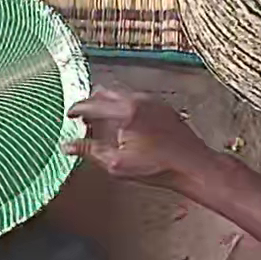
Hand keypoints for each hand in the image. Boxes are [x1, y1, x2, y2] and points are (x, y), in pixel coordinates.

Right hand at [64, 89, 225, 190]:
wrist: (192, 166)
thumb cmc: (159, 166)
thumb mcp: (116, 163)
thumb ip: (89, 151)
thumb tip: (68, 146)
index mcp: (126, 111)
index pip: (92, 104)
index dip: (77, 109)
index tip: (70, 114)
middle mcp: (139, 100)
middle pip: (106, 93)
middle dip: (92, 103)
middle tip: (83, 116)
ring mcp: (153, 101)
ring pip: (122, 95)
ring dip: (108, 104)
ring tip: (102, 120)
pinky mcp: (163, 107)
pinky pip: (136, 100)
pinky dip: (124, 106)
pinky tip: (124, 122)